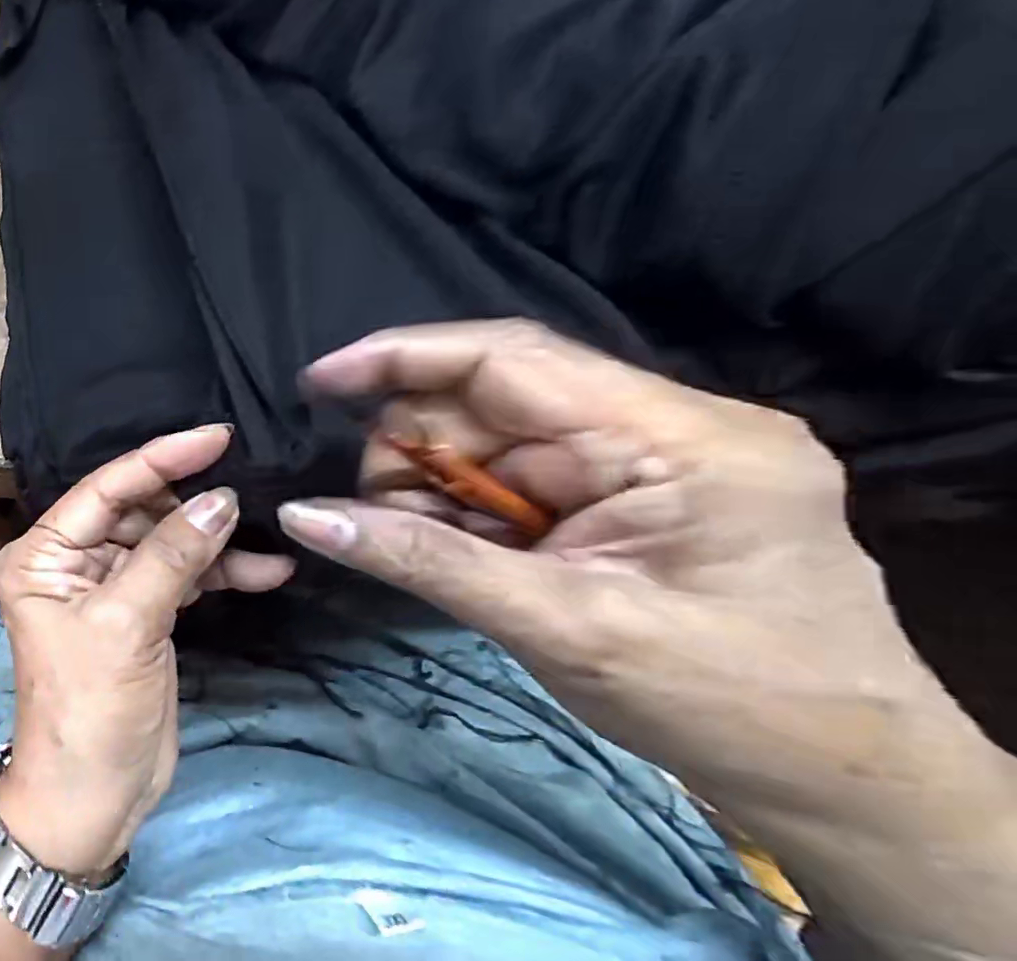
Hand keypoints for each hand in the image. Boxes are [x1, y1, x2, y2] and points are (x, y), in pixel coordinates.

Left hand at [0, 425, 295, 876]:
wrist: (93, 798)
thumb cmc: (89, 710)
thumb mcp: (126, 626)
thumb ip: (172, 556)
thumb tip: (220, 499)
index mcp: (43, 553)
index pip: (105, 488)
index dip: (160, 459)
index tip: (215, 435)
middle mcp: (71, 559)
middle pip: (138, 509)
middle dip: (190, 500)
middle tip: (247, 487)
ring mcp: (109, 584)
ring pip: (166, 540)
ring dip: (214, 538)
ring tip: (266, 532)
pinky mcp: (141, 610)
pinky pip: (182, 573)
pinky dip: (219, 571)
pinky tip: (265, 569)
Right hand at [275, 320, 998, 825]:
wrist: (838, 783)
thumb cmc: (724, 705)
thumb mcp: (557, 626)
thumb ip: (422, 560)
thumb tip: (302, 515)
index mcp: (676, 438)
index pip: (510, 357)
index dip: (400, 358)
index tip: (319, 382)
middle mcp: (657, 427)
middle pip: (485, 404)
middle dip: (413, 456)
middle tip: (374, 519)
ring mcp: (638, 459)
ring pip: (484, 443)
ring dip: (431, 492)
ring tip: (425, 551)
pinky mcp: (620, 491)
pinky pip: (505, 480)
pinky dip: (460, 513)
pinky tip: (460, 554)